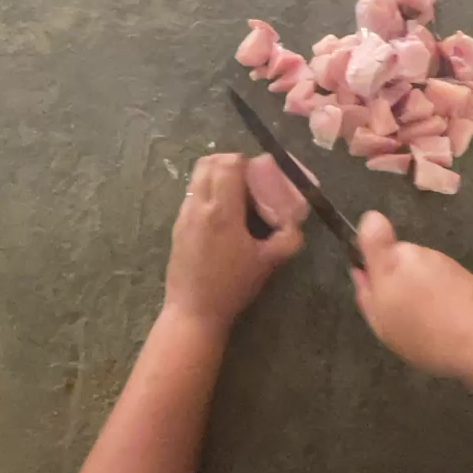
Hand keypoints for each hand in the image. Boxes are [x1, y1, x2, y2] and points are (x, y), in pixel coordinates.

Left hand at [163, 154, 303, 327]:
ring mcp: (184, 214)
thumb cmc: (233, 286)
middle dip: (230, 163)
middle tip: (248, 180)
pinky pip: (192, 194)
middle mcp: (199, 205)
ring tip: (235, 196)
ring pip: (197, 176)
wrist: (194, 311)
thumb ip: (288, 237)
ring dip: (216, 176)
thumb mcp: (269, 262)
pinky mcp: (177, 225)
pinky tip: (221, 215)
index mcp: (222, 210)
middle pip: (208, 162)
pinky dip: (206, 192)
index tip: (259, 176)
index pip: (229, 163)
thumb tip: (295, 221)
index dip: (246, 162)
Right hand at [349, 211, 472, 376]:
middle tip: (403, 310)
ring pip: (420, 267)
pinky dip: (439, 291)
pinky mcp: (461, 269)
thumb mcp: (382, 324)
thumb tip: (359, 271)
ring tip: (428, 318)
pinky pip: (440, 276)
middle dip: (397, 276)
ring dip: (420, 285)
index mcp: (388, 264)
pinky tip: (446, 316)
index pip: (373, 230)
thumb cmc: (423, 335)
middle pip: (397, 257)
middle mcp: (414, 254)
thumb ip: (366, 294)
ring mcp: (440, 260)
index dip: (368, 236)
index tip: (370, 262)